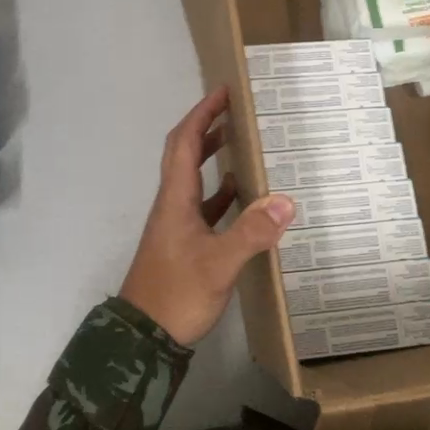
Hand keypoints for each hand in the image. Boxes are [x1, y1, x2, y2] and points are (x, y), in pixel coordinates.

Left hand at [119, 86, 295, 345]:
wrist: (143, 337)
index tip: (223, 92)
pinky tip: (241, 197)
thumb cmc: (176, 294)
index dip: (201, 114)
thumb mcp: (219, 264)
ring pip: (192, 178)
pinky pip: (202, 205)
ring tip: (242, 144)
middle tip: (236, 111)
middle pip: (184, 153)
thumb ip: (252, 233)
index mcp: (175, 198)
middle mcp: (172, 204)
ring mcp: (176, 224)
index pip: (184, 142)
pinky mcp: (183, 244)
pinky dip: (219, 193)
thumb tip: (287, 200)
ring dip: (211, 156)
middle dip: (207, 127)